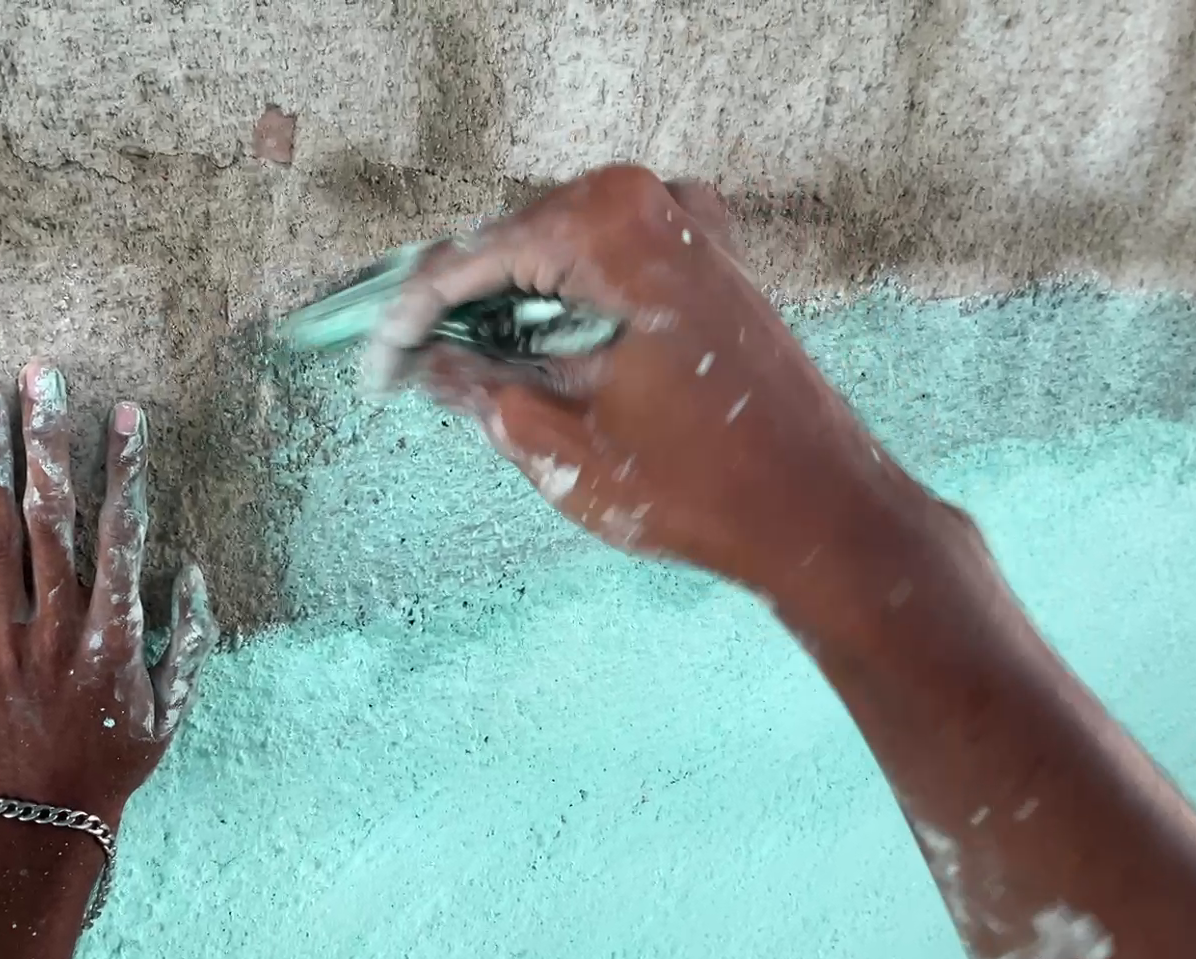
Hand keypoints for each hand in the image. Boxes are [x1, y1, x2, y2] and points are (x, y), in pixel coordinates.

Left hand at [0, 364, 218, 821]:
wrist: (47, 819)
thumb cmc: (119, 757)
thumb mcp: (177, 706)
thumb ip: (191, 636)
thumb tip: (192, 568)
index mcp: (117, 634)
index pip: (125, 534)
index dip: (128, 470)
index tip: (127, 414)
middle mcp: (60, 624)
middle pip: (53, 518)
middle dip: (49, 442)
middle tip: (39, 376)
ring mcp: (4, 639)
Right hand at [375, 165, 939, 604]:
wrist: (818, 514)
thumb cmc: (696, 486)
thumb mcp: (558, 444)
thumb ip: (477, 389)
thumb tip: (423, 363)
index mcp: (615, 231)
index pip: (476, 257)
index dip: (413, 315)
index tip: (377, 364)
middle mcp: (656, 206)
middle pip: (512, 243)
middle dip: (454, 307)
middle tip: (409, 368)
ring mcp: (690, 230)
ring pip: (554, 253)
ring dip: (501, 306)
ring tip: (456, 366)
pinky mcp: (705, 265)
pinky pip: (601, 265)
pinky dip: (555, 302)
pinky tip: (529, 347)